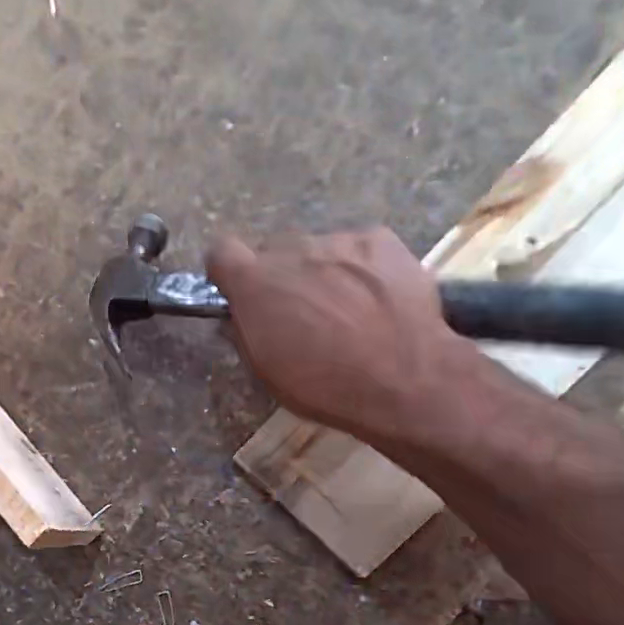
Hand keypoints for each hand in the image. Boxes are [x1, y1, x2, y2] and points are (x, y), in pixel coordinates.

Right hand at [208, 228, 480, 446]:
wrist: (402, 378)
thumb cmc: (323, 384)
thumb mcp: (266, 371)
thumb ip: (245, 332)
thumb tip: (241, 314)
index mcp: (255, 282)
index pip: (221, 253)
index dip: (229, 273)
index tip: (241, 294)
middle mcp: (292, 249)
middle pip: (275, 252)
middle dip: (282, 278)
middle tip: (303, 314)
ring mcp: (340, 240)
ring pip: (319, 250)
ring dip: (324, 273)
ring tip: (350, 312)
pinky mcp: (382, 240)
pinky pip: (360, 249)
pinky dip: (362, 270)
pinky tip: (378, 302)